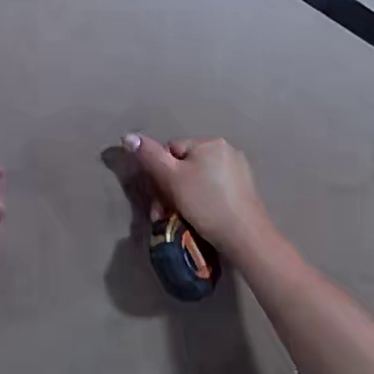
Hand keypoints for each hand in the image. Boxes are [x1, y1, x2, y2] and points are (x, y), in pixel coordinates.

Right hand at [122, 135, 272, 253]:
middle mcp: (227, 150)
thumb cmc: (206, 204)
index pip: (172, 150)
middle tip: (169, 210)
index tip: (163, 195)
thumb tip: (128, 136)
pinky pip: (215, 187)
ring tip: (185, 215)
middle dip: (174, 185)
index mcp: (210, 142)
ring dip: (187, 193)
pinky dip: (205, 199)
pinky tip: (205, 215)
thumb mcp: (171, 178)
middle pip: (186, 164)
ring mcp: (239, 170)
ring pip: (200, 177)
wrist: (245, 237)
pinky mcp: (244, 189)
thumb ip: (149, 155)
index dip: (162, 172)